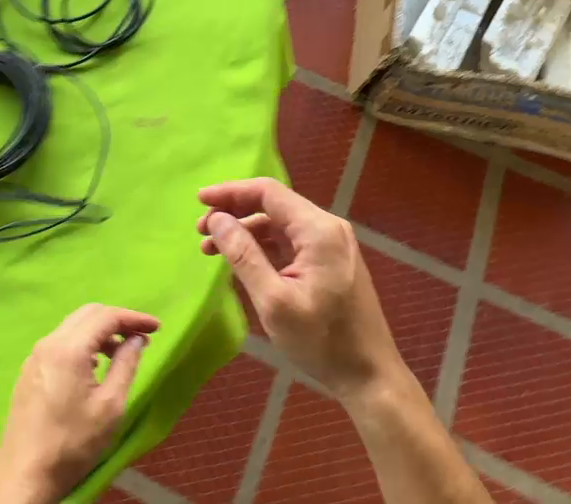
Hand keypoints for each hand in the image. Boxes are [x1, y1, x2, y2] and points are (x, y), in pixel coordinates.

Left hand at [0, 304, 159, 503]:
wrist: (25, 476)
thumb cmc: (72, 444)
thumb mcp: (110, 407)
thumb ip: (126, 365)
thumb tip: (136, 340)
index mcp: (68, 349)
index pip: (106, 316)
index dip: (134, 318)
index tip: (157, 327)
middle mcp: (48, 344)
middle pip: (88, 314)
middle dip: (117, 320)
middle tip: (140, 336)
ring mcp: (35, 356)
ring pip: (73, 327)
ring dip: (100, 332)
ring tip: (121, 353)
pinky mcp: (29, 371)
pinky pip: (61, 343)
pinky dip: (83, 343)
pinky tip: (95, 366)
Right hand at [197, 177, 403, 401]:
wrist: (370, 377)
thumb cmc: (322, 342)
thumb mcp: (274, 302)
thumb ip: (243, 255)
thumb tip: (217, 220)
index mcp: (318, 230)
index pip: (268, 192)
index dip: (230, 192)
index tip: (200, 201)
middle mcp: (328, 228)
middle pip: (273, 205)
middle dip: (234, 212)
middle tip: (200, 229)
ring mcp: (332, 245)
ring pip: (280, 224)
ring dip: (246, 231)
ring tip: (212, 248)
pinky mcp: (331, 262)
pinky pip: (290, 242)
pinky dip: (263, 246)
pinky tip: (242, 260)